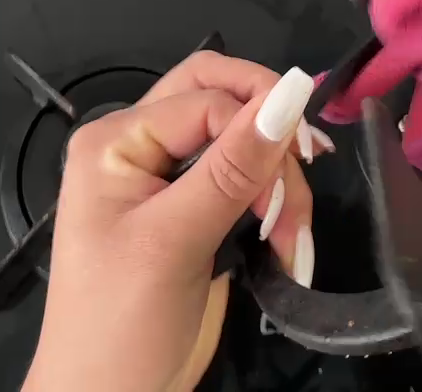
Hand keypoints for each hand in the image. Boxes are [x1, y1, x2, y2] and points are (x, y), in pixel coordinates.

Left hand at [25, 52, 327, 391]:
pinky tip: (288, 234)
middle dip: (268, 135)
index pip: (204, 98)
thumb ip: (231, 169)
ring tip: (293, 239)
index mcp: (116, 139)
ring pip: (241, 138)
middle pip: (221, 99)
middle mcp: (141, 144)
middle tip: (305, 175)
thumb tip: (289, 93)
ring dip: (278, 181)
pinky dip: (273, 201)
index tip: (299, 175)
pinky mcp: (196, 208)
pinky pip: (245, 177)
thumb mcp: (172, 244)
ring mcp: (169, 176)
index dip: (256, 125)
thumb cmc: (119, 328)